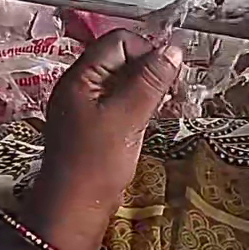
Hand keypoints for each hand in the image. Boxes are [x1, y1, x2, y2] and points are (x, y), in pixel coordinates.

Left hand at [21, 30, 181, 249]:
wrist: (74, 208)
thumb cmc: (96, 162)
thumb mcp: (127, 117)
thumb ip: (150, 80)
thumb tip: (173, 49)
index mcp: (80, 76)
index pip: (118, 42)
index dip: (146, 50)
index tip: (170, 72)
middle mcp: (80, 84)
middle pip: (120, 58)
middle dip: (150, 68)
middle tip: (174, 89)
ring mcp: (86, 104)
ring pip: (122, 80)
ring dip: (148, 86)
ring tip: (170, 102)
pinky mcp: (95, 123)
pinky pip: (119, 100)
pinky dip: (139, 103)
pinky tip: (154, 116)